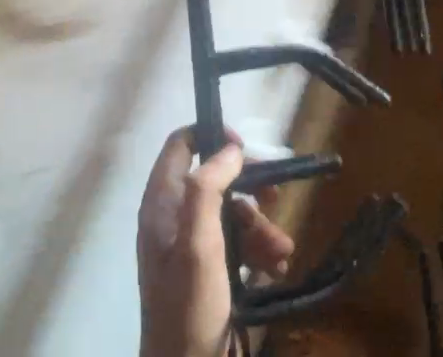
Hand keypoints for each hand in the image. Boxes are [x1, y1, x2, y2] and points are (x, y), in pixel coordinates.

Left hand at [137, 127, 295, 356]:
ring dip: (262, 227)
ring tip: (282, 251)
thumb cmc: (188, 308)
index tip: (246, 148)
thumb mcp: (199, 245)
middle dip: (251, 189)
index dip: (212, 135)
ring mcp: (190, 246)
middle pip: (216, 179)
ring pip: (234, 212)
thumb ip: (207, 190)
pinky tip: (276, 267)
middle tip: (276, 196)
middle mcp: (173, 220)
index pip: (180, 145)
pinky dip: (261, 250)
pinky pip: (239, 243)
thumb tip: (230, 148)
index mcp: (161, 207)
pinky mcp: (209, 270)